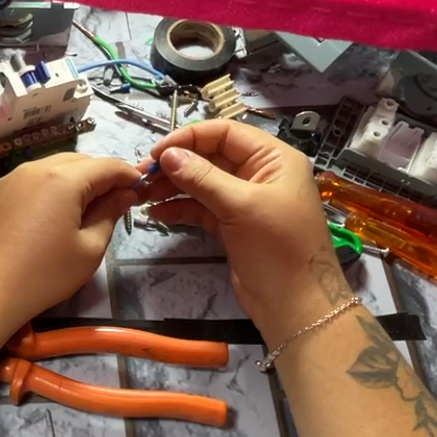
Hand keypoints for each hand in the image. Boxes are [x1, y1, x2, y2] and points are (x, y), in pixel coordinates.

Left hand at [0, 152, 138, 329]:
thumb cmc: (43, 275)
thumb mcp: (88, 250)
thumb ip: (109, 215)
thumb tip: (124, 195)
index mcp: (64, 179)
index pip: (107, 166)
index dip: (128, 175)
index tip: (140, 189)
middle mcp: (35, 168)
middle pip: (78, 162)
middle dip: (100, 176)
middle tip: (113, 202)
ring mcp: (9, 179)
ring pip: (51, 168)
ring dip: (73, 181)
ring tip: (82, 209)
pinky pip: (29, 181)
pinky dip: (46, 189)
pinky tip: (48, 215)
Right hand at [136, 120, 351, 340]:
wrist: (294, 303)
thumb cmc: (278, 248)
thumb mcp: (241, 206)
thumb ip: (202, 178)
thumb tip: (167, 155)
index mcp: (273, 158)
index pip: (225, 133)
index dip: (188, 138)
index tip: (156, 152)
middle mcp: (258, 174)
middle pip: (210, 158)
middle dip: (176, 165)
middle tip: (142, 177)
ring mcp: (244, 201)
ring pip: (202, 184)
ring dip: (172, 187)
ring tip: (143, 195)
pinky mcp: (231, 225)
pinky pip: (201, 209)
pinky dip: (179, 209)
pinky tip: (157, 213)